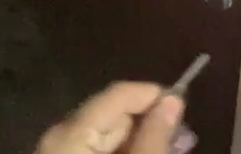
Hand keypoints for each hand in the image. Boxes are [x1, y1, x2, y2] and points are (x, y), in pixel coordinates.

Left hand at [36, 82, 182, 153]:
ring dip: (137, 138)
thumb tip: (173, 99)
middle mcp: (59, 134)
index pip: (119, 93)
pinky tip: (139, 153)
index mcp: (72, 129)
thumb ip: (153, 136)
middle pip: (112, 114)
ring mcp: (56, 150)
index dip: (154, 95)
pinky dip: (119, 151)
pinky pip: (93, 149)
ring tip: (166, 147)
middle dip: (148, 121)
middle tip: (182, 138)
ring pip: (104, 135)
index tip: (184, 108)